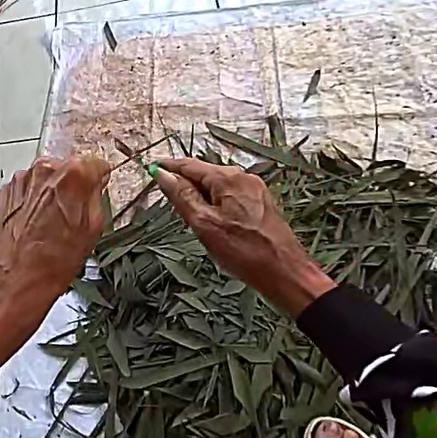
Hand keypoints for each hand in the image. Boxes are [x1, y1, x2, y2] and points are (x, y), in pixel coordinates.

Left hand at [0, 152, 109, 365]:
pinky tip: (37, 224)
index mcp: (73, 174)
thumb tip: (96, 185)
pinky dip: (33, 201)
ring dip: (51, 194)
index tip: (98, 188)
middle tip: (74, 213)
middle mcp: (46, 170)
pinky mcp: (7, 191)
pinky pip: (28, 189)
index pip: (95, 163)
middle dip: (73, 187)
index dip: (98, 178)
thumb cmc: (51, 261)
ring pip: (47, 178)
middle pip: (68, 168)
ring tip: (52, 223)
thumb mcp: (94, 229)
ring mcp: (23, 180)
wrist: (16, 279)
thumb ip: (97, 197)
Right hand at [152, 157, 334, 316]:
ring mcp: (254, 190)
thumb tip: (162, 174)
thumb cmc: (244, 251)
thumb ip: (182, 196)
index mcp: (228, 178)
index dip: (168, 167)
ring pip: (217, 186)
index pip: (190, 165)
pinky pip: (230, 195)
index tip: (151, 169)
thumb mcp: (204, 224)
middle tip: (167, 199)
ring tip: (188, 215)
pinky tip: (211, 220)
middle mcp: (243, 177)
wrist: (285, 272)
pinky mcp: (260, 203)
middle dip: (184, 183)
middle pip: (204, 173)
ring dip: (199, 195)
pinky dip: (215, 202)